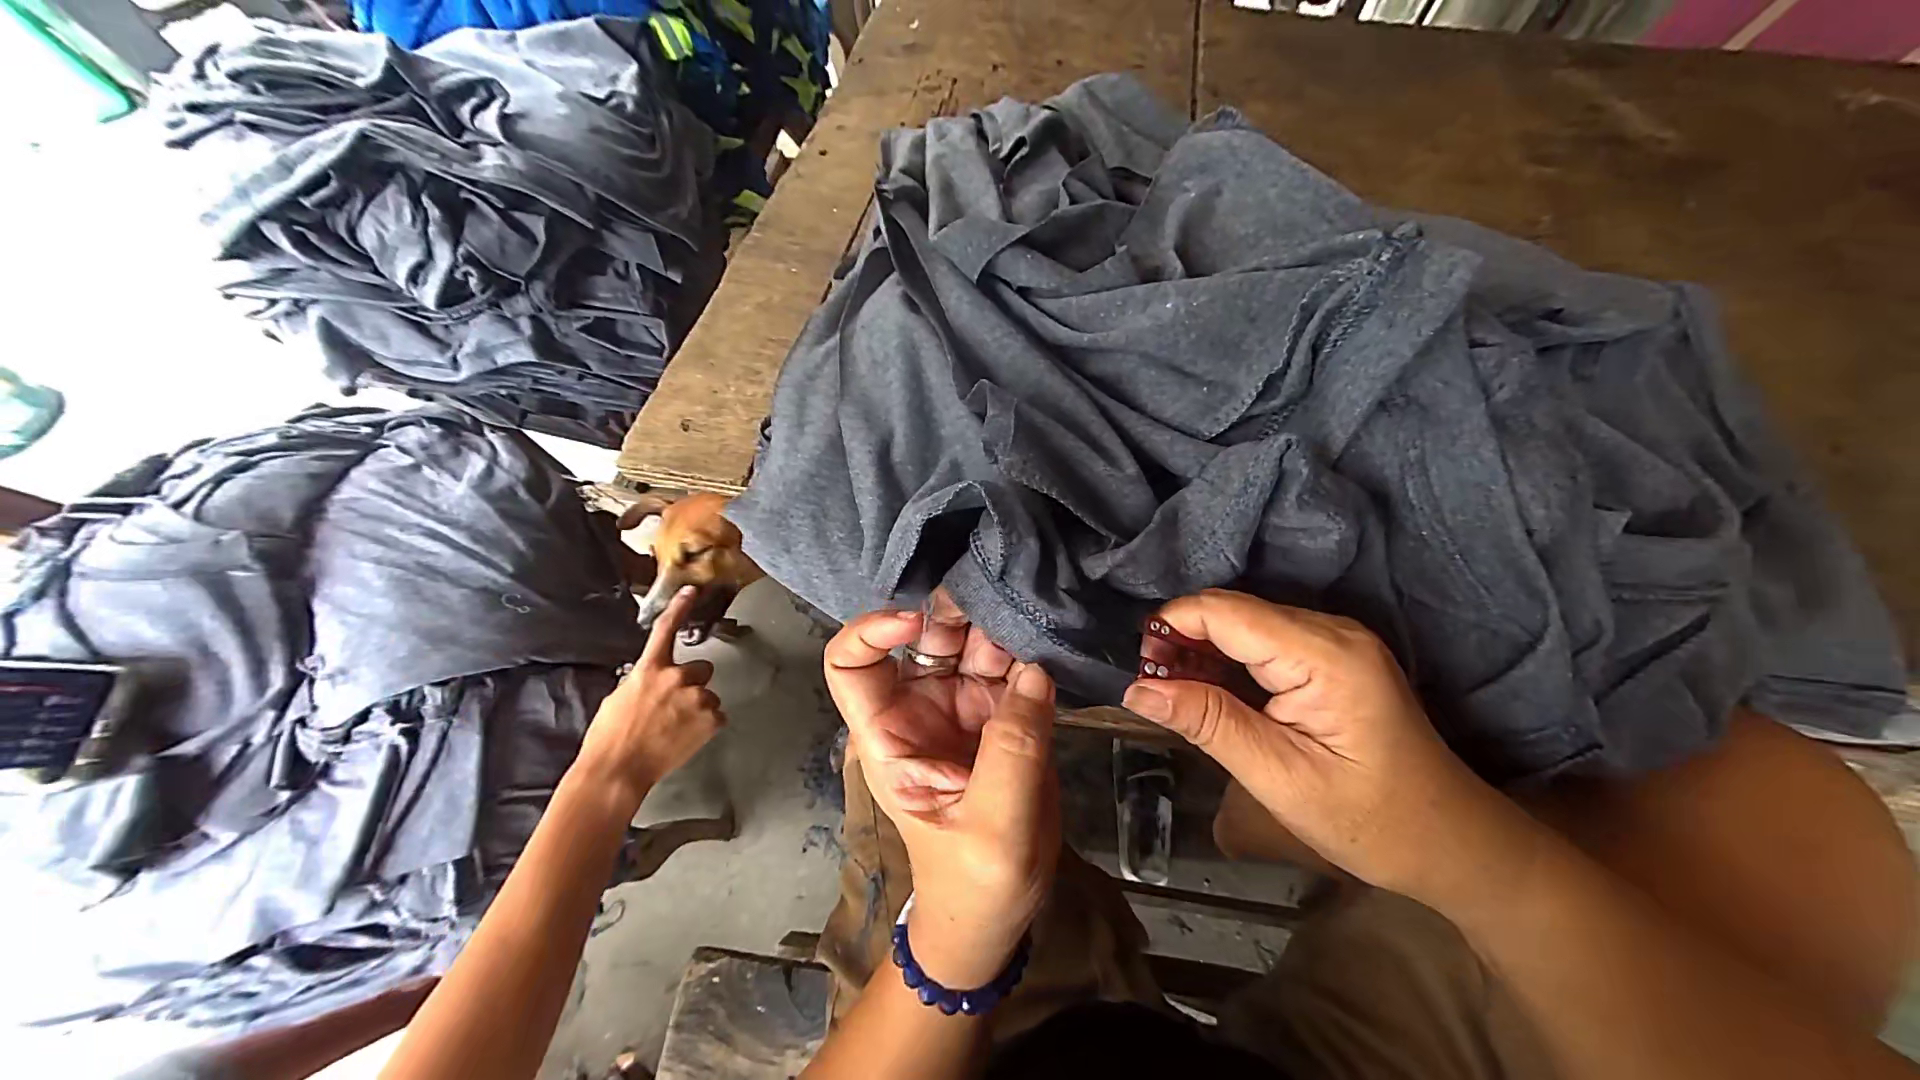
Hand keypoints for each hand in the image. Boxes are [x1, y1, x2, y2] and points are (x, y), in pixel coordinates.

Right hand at [576, 585, 726, 806]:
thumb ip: (643, 680)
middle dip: (692, 684)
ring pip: (708, 695)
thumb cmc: (609, 737)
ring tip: (675, 728)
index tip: (692, 591)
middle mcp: (678, 678)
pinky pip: (716, 717)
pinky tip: (685, 738)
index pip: (666, 629)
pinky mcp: (712, 720)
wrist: (618, 771)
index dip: (680, 607)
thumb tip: (652, 680)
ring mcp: (697, 698)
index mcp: (650, 669)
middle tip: (673, 707)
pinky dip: (706, 726)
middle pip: (702, 669)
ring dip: (698, 707)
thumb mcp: (619, 697)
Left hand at [824, 597, 1060, 988]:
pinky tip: (1051, 633)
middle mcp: (918, 709)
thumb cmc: (975, 881)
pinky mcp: (998, 711)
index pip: (851, 665)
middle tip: (1001, 593)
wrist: (999, 911)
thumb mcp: (993, 824)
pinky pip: (1010, 665)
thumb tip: (1036, 669)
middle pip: (923, 638)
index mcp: (889, 735)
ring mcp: (960, 707)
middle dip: (956, 613)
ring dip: (999, 624)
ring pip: (971, 642)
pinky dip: (1028, 648)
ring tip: (1036, 608)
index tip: (918, 623)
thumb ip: (1014, 748)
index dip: (871, 632)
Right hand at [1121, 589, 1524, 902]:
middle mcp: (1331, 630)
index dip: (1172, 627)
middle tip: (1150, 687)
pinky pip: (1261, 638)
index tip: (1138, 668)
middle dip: (1181, 639)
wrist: (1451, 841)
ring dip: (1199, 649)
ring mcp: (1334, 639)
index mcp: (1325, 656)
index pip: (1225, 612)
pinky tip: (1208, 690)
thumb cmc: (1371, 821)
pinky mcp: (1330, 653)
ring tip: (1173, 692)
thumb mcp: (1279, 778)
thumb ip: (1207, 723)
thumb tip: (1136, 690)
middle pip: (1231, 611)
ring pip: (1241, 621)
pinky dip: (1225, 658)